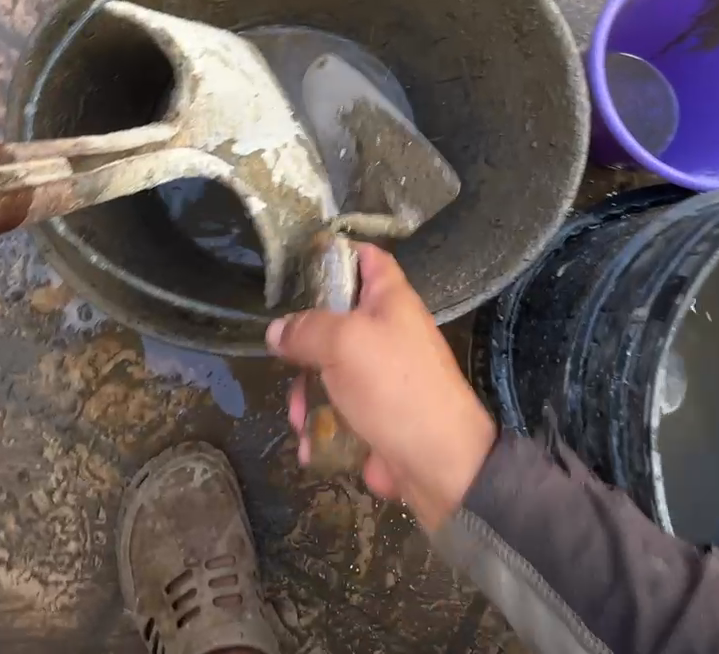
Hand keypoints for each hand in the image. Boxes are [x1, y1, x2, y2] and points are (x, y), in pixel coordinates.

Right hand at [267, 244, 496, 529]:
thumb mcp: (343, 344)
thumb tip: (277, 331)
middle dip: (305, 342)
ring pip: (330, 369)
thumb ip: (305, 330)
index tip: (302, 263)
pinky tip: (310, 445)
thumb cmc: (395, 386)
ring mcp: (382, 376)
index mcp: (390, 301)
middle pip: (337, 319)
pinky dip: (321, 425)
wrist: (440, 465)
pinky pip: (338, 410)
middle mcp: (388, 332)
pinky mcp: (377, 414)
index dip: (339, 253)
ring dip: (306, 393)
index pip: (368, 258)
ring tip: (299, 419)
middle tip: (285, 358)